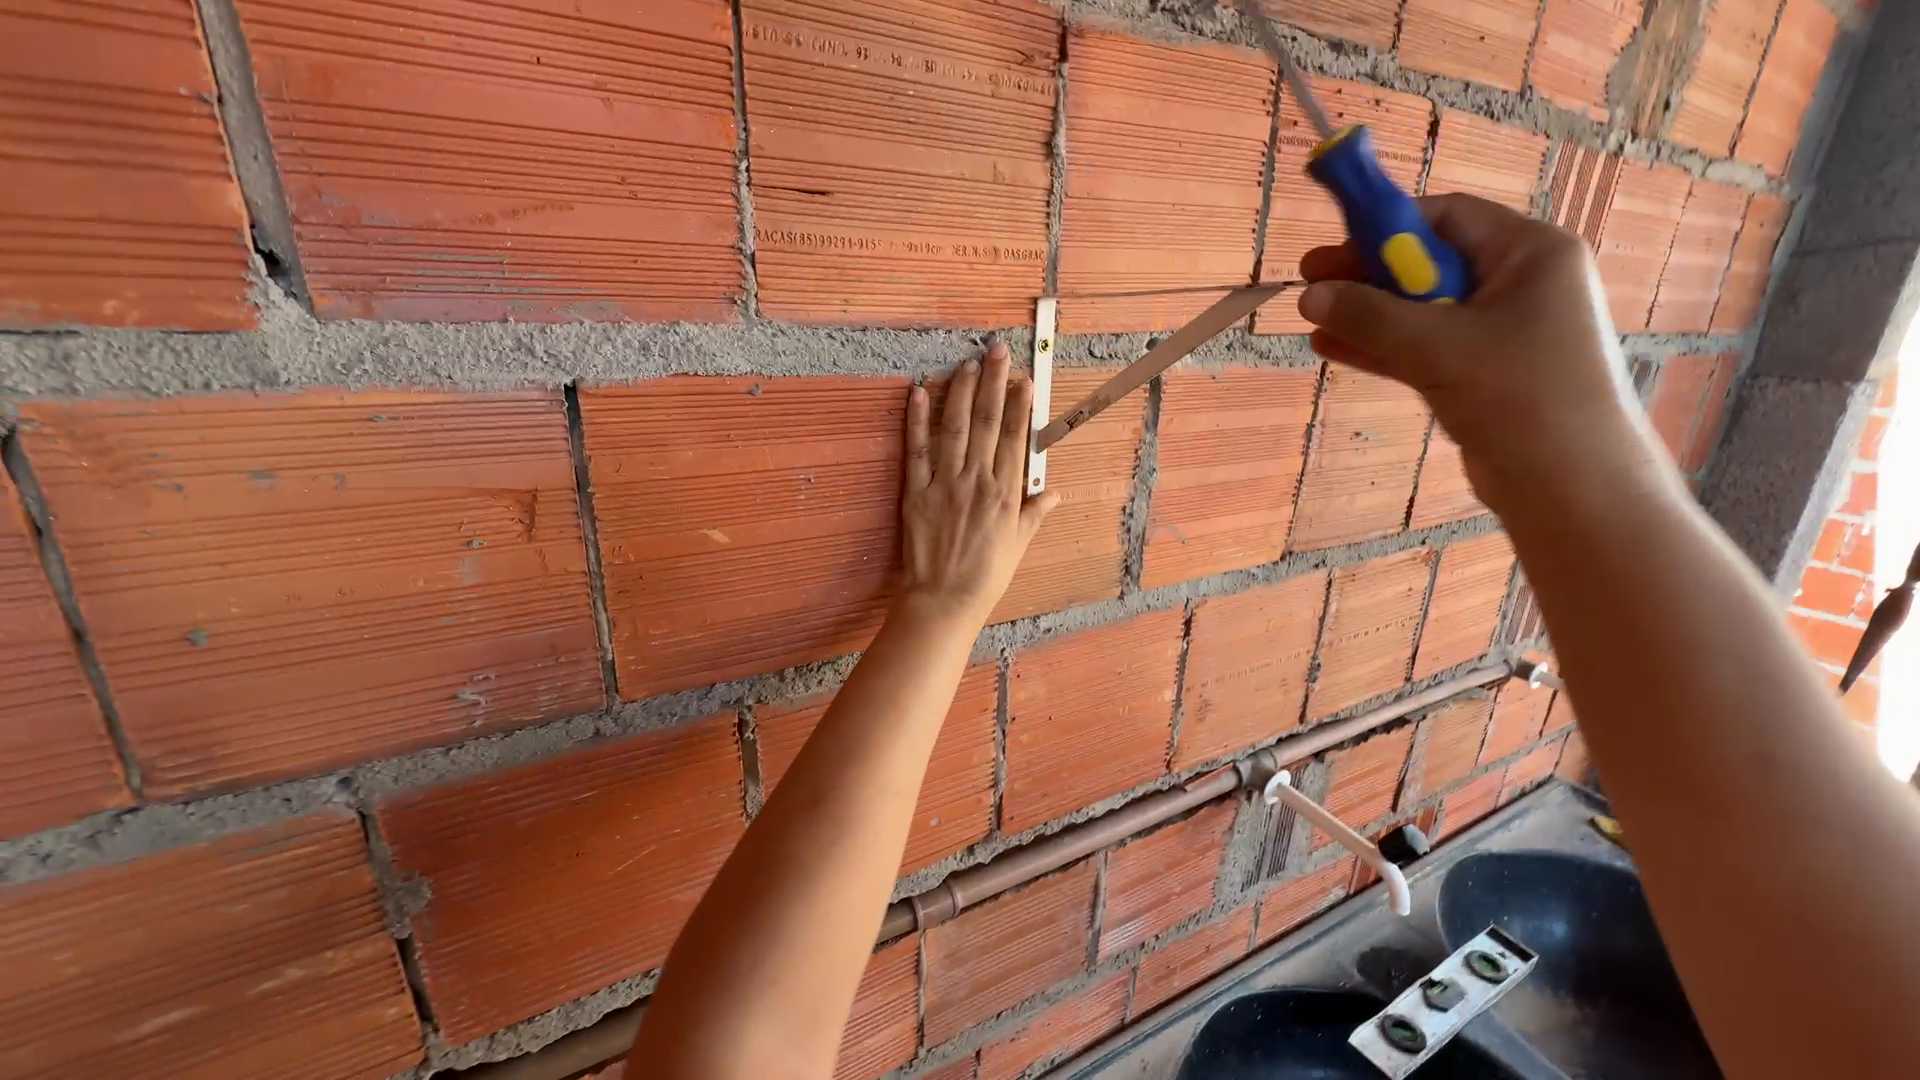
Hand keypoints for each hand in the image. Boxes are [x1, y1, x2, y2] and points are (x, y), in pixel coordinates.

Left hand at [898, 342, 1059, 624]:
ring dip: (961, 392)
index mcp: (1006, 493)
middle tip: (996, 351)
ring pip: (955, 428)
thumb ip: (1035, 513)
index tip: (1024, 378)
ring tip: (966, 363)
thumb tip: (1054, 492)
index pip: (1015, 438)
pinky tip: (920, 392)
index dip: (1020, 405)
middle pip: (988, 422)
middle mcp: (978, 481)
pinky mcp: (916, 492)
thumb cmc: (986, 575)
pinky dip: (917, 420)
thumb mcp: (1019, 544)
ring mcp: (945, 483)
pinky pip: (917, 449)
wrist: (944, 599)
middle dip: (993, 382)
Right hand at [1295, 194, 1665, 516]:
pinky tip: (1331, 348)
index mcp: (1530, 254)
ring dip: (1366, 314)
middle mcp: (1519, 284)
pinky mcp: (1481, 373)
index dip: (1385, 227)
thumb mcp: (1436, 347)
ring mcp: (1500, 332)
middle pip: (1429, 263)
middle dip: (1367, 276)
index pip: (1447, 218)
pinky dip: (1380, 347)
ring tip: (1311, 318)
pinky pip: (1422, 348)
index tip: (1331, 249)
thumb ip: (1369, 317)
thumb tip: (1308, 295)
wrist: (1570, 485)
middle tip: (1310, 285)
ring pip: (1420, 310)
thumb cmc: (1519, 395)